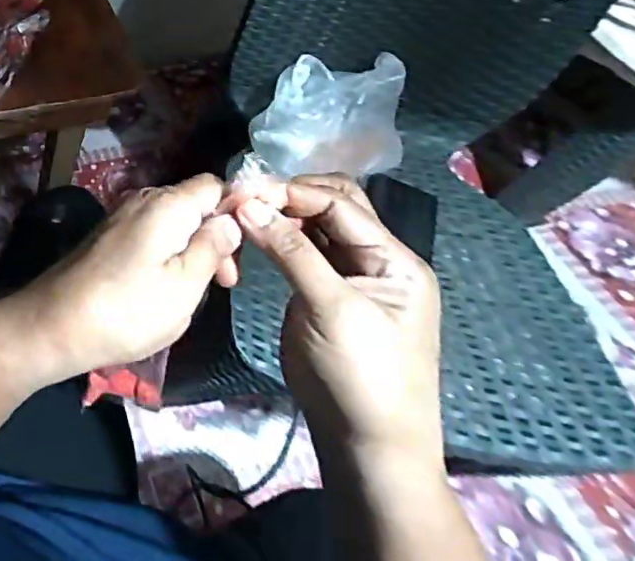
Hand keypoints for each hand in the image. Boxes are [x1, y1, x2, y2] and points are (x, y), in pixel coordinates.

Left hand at [10, 174, 242, 382]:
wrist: (55, 322)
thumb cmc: (128, 309)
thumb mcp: (185, 286)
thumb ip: (212, 248)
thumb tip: (231, 219)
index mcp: (166, 204)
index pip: (213, 185)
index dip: (237, 209)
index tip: (249, 249)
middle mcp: (142, 200)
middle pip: (193, 204)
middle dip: (216, 236)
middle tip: (226, 283)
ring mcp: (121, 217)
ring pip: (173, 222)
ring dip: (193, 249)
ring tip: (201, 290)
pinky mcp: (108, 236)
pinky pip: (151, 234)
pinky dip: (168, 253)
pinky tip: (169, 286)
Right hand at [232, 174, 443, 465]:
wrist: (365, 442)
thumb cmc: (362, 375)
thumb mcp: (333, 309)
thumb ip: (291, 252)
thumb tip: (247, 204)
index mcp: (393, 259)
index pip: (340, 204)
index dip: (293, 192)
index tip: (246, 191)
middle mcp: (373, 258)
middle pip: (330, 204)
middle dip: (287, 195)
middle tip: (244, 199)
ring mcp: (347, 274)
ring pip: (312, 224)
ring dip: (279, 214)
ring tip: (241, 213)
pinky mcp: (321, 289)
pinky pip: (299, 248)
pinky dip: (275, 236)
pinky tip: (252, 235)